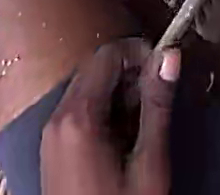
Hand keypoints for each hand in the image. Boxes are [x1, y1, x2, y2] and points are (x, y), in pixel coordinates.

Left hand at [42, 38, 181, 194]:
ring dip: (118, 92)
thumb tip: (170, 54)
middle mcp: (57, 118)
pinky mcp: (51, 154)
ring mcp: (50, 137)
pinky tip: (123, 140)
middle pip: (95, 68)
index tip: (164, 73)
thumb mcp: (148, 165)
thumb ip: (157, 105)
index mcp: (78, 116)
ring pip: (87, 88)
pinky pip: (77, 111)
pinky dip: (103, 111)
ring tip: (144, 122)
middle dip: (129, 73)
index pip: (108, 54)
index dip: (140, 53)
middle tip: (157, 99)